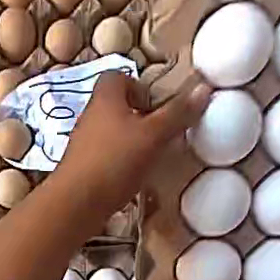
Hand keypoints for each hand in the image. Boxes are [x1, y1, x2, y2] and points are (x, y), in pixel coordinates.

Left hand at [49, 70, 209, 220]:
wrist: (75, 203)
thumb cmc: (115, 161)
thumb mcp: (153, 136)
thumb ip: (177, 114)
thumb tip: (204, 89)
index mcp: (106, 96)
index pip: (119, 76)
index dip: (139, 88)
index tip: (156, 110)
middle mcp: (90, 114)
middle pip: (117, 107)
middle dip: (139, 119)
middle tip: (157, 137)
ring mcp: (83, 143)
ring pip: (112, 134)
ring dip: (130, 144)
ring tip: (147, 161)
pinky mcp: (81, 168)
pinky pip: (105, 158)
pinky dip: (119, 165)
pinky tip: (129, 181)